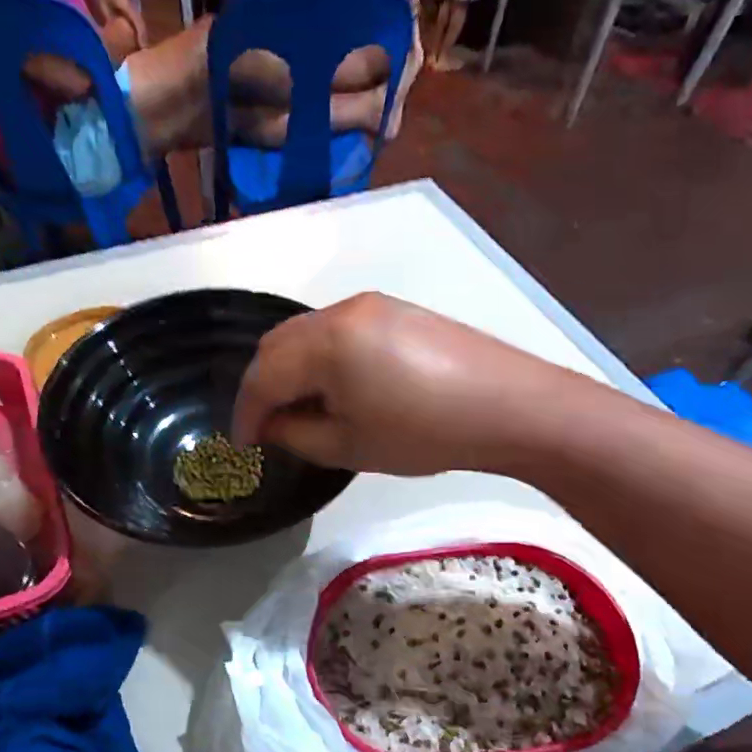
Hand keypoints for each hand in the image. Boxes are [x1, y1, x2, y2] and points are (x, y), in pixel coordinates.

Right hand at [234, 293, 570, 475]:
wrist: (509, 406)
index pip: (263, 376)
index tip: (243, 445)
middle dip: (261, 386)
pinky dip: (316, 358)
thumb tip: (272, 424)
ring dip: (288, 370)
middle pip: (277, 344)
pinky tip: (331, 387)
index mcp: (325, 343)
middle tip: (263, 426)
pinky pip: (334, 330)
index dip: (246, 413)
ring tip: (295, 410)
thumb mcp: (348, 446)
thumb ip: (295, 433)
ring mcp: (370, 305)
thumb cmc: (423, 434)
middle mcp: (340, 311)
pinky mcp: (394, 310)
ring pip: (304, 334)